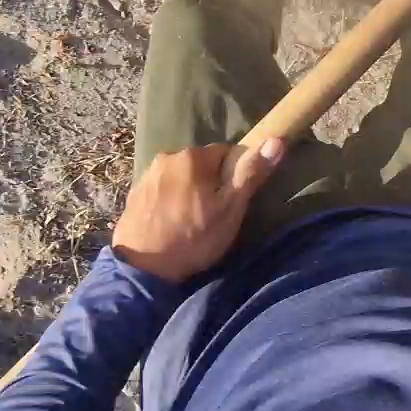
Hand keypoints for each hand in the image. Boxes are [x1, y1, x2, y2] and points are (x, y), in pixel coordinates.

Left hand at [112, 139, 287, 282]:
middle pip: (201, 164)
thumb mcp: (229, 210)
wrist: (141, 270)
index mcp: (193, 157)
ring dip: (188, 191)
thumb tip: (276, 140)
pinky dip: (169, 201)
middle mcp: (167, 157)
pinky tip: (171, 225)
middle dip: (210, 182)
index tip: (233, 199)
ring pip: (179, 177)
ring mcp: (147, 176)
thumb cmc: (192, 238)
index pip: (226, 152)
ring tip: (191, 222)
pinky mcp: (134, 195)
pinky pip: (161, 190)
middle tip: (214, 214)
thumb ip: (250, 174)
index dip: (234, 175)